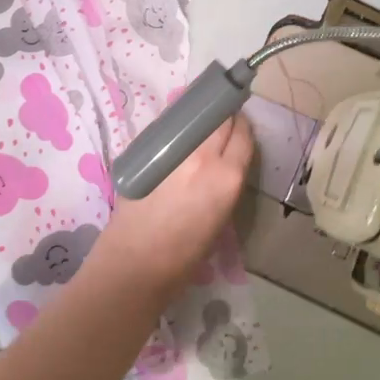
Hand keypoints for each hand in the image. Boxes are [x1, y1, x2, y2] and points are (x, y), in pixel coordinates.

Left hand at [91, 113, 251, 298]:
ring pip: (192, 120)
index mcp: (228, 177)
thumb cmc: (184, 256)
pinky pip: (168, 129)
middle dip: (222, 117)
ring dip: (198, 121)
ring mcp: (173, 150)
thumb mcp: (221, 220)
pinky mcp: (147, 151)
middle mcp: (203, 156)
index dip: (242, 129)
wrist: (136, 262)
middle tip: (219, 123)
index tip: (239, 128)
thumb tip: (224, 165)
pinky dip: (175, 129)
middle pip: (218, 120)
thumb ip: (225, 186)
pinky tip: (174, 137)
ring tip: (197, 128)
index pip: (243, 136)